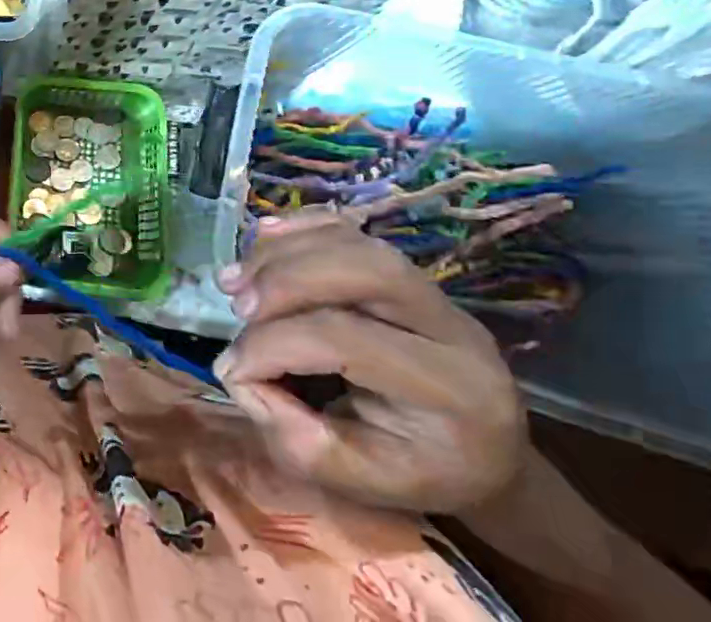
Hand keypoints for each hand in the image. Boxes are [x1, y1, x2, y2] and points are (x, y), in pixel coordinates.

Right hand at [214, 213, 524, 513]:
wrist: (480, 457)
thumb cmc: (415, 472)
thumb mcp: (358, 483)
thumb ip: (296, 439)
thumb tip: (237, 374)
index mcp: (448, 390)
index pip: (346, 340)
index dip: (272, 346)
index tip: (230, 368)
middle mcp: (454, 330)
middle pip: (367, 270)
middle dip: (286, 280)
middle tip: (236, 305)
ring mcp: (435, 294)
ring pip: (356, 243)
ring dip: (283, 253)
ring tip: (234, 279)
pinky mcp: (409, 274)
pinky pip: (352, 230)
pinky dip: (301, 226)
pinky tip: (261, 236)